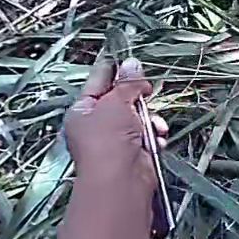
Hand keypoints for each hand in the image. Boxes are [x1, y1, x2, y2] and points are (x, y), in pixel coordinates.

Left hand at [66, 57, 165, 189]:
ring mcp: (116, 139)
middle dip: (137, 96)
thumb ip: (127, 83)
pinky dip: (154, 135)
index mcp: (83, 110)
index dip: (115, 70)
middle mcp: (96, 124)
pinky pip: (147, 134)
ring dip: (150, 118)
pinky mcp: (134, 151)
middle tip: (146, 89)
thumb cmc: (108, 139)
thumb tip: (133, 64)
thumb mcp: (116, 102)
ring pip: (138, 116)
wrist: (121, 180)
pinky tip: (156, 138)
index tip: (129, 59)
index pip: (99, 82)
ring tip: (153, 124)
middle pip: (121, 99)